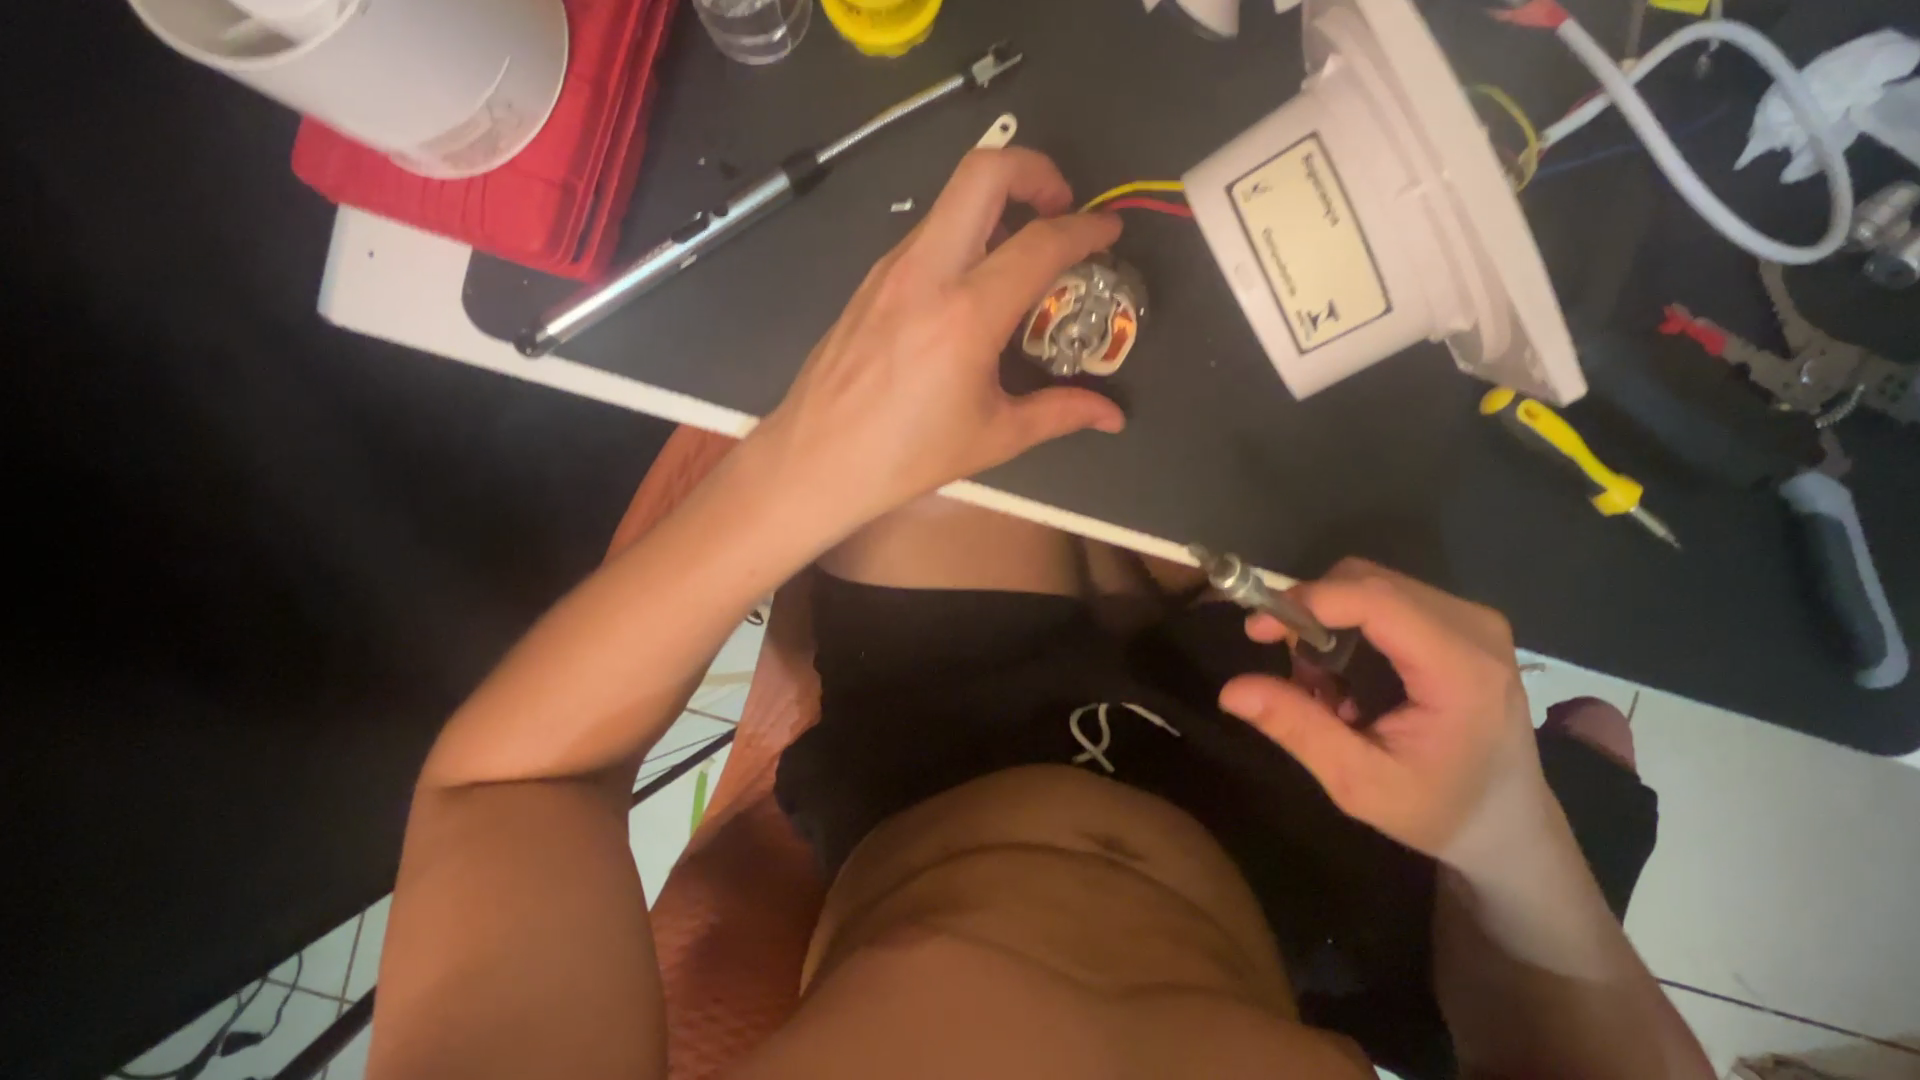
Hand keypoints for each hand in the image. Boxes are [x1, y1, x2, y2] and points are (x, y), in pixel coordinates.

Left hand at [749, 149, 1126, 529]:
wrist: (814, 461)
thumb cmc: (904, 456)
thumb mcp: (993, 437)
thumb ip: (1059, 413)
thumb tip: (1111, 416)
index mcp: (965, 314)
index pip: (1040, 242)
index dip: (1086, 229)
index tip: (1109, 231)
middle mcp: (926, 273)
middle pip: (983, 172)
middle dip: (1035, 170)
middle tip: (1060, 209)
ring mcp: (890, 270)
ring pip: (950, 200)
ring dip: (995, 205)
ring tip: (1021, 253)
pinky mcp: (870, 280)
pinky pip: (926, 234)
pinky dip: (963, 235)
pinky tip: (973, 286)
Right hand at [1217, 559, 1551, 864]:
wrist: (1507, 823)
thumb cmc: (1438, 810)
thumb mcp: (1358, 782)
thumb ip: (1298, 729)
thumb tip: (1231, 690)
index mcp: (1460, 669)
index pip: (1374, 599)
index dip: (1307, 601)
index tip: (1257, 631)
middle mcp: (1474, 628)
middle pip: (1367, 582)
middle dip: (1313, 616)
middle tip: (1294, 674)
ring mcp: (1473, 620)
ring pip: (1371, 585)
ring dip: (1330, 623)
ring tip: (1326, 686)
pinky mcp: (1464, 622)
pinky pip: (1387, 598)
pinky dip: (1351, 625)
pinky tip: (1351, 675)